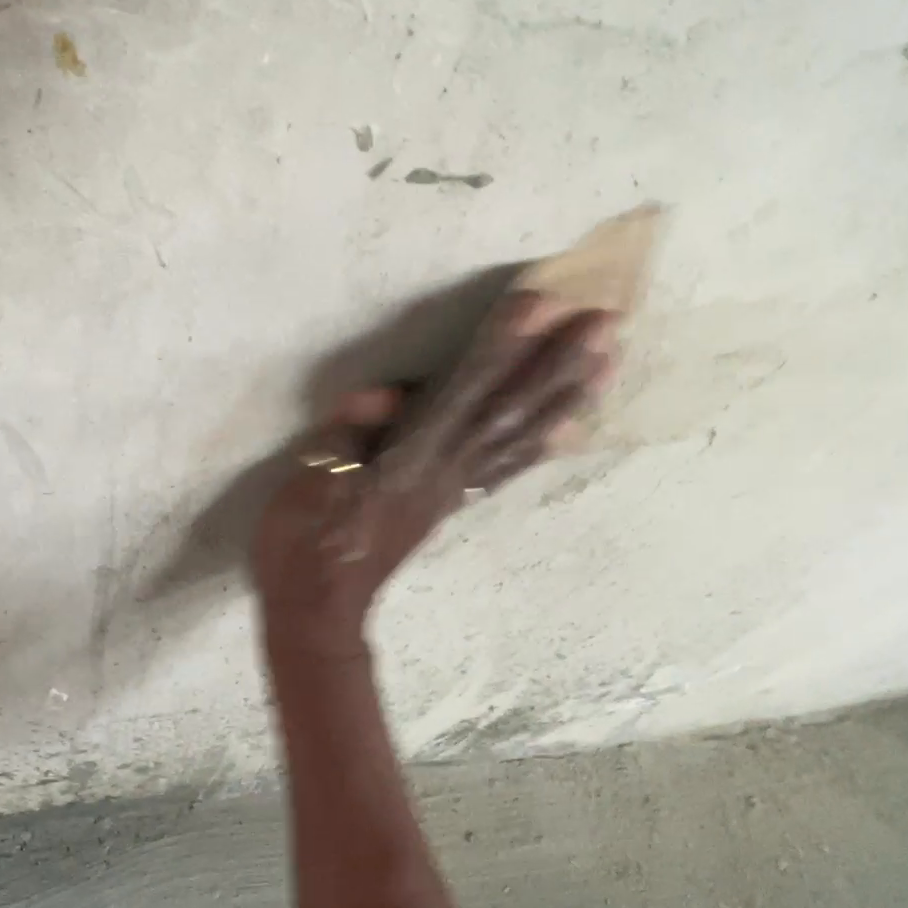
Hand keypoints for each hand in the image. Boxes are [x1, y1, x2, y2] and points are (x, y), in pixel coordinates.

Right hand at [250, 291, 618, 644]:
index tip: (538, 301)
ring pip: (516, 439)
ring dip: (564, 399)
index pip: (459, 392)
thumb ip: (344, 435)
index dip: (498, 346)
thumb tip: (383, 395)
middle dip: (555, 364)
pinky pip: (503, 473)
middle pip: (506, 412)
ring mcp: (450, 492)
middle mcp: (441, 472)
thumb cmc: (300, 540)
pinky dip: (539, 447)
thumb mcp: (306, 481)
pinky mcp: (447, 507)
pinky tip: (567, 430)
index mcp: (404, 459)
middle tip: (607, 322)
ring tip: (607, 363)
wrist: (317, 606)